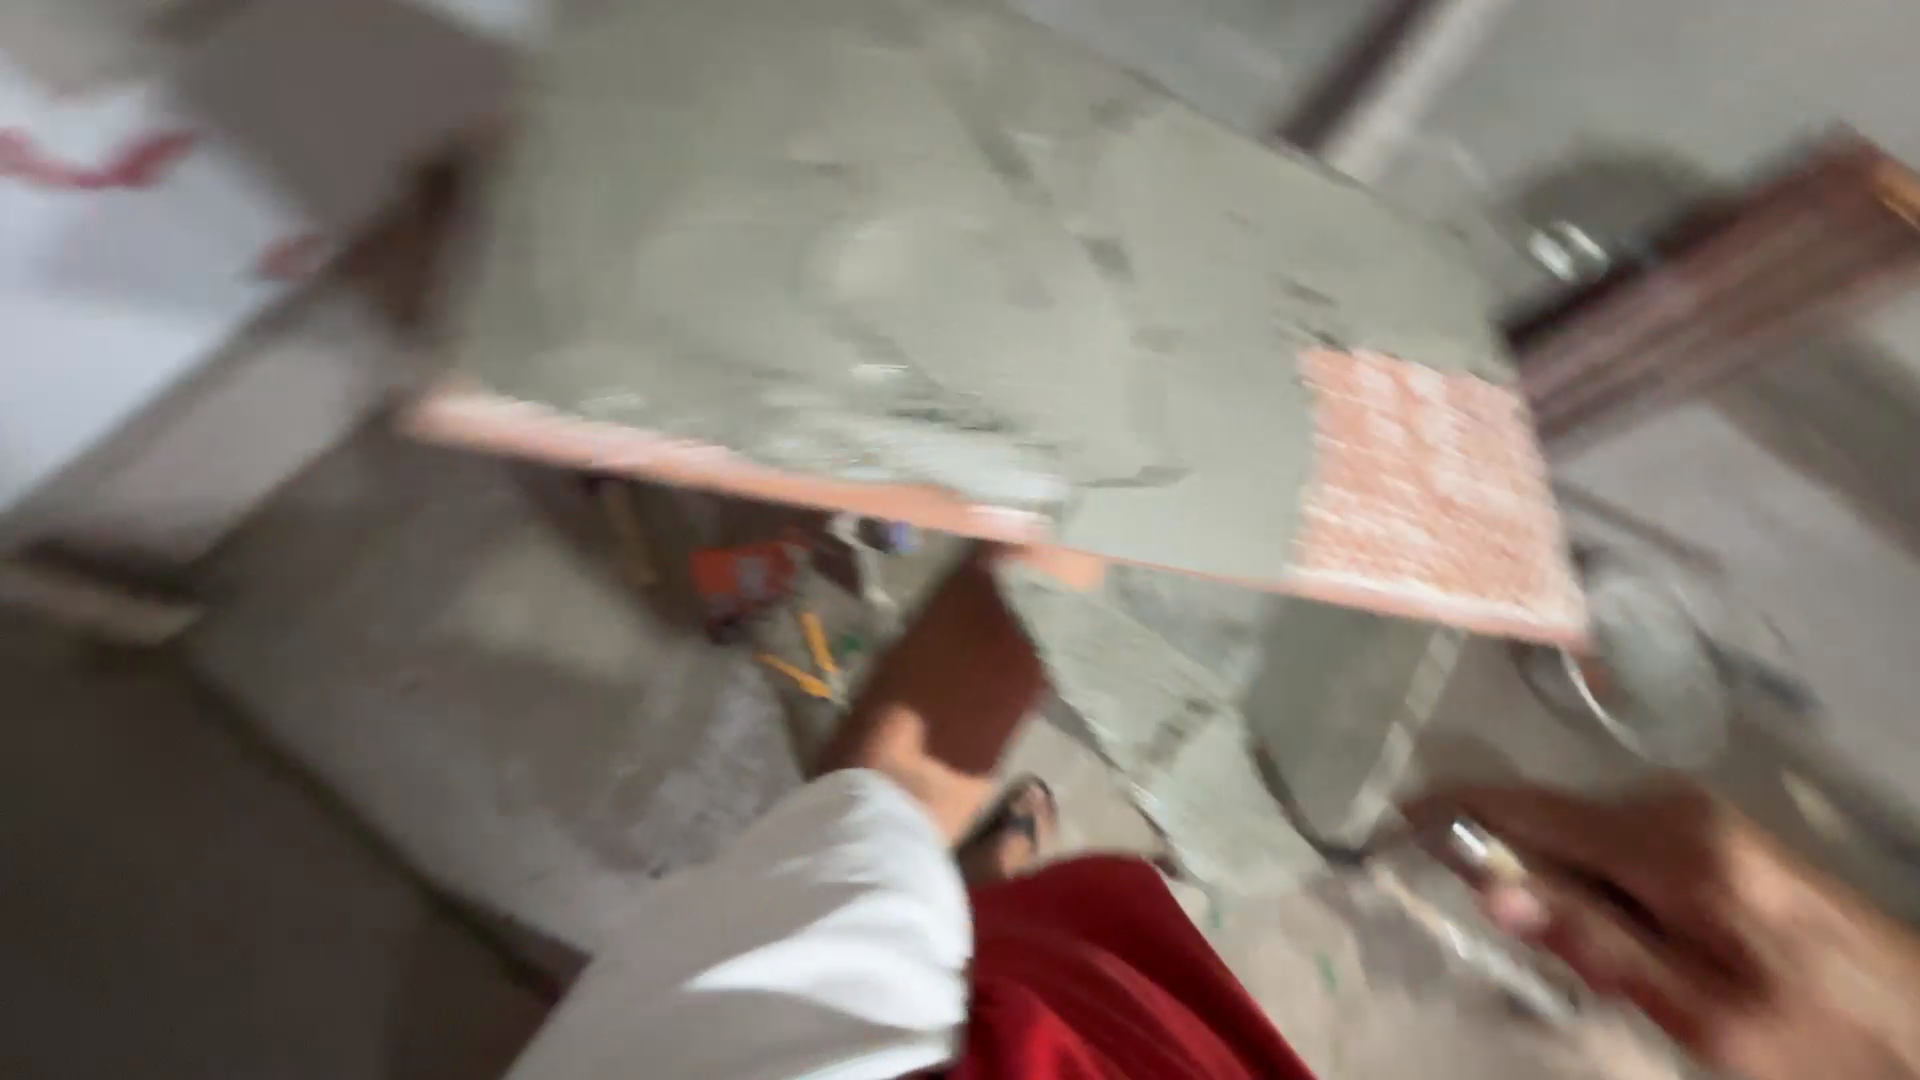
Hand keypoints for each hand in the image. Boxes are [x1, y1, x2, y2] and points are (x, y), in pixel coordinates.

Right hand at [1412, 782, 1919, 1079]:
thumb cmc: (1828, 1043)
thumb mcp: (1709, 1020)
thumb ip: (1594, 944)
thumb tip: (1490, 887)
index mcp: (1671, 846)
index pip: (1524, 809)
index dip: (1454, 813)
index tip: (1398, 822)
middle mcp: (1672, 805)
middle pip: (1547, 821)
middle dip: (1524, 873)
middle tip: (1544, 944)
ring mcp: (1691, 809)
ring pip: (1576, 832)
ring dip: (1564, 883)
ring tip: (1614, 956)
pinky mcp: (1704, 823)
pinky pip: (1611, 837)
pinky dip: (1597, 879)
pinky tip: (1642, 932)